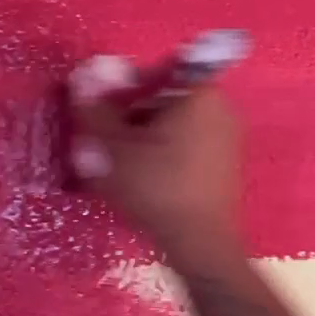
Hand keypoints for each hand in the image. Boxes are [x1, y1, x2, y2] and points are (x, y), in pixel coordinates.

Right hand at [69, 56, 245, 266]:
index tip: (105, 112)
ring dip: (146, 138)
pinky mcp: (226, 168)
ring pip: (175, 127)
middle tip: (107, 142)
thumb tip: (84, 75)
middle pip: (166, 99)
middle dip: (133, 115)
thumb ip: (95, 108)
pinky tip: (144, 181)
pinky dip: (165, 157)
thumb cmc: (156, 188)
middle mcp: (223, 109)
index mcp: (202, 93)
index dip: (124, 88)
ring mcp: (230, 140)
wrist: (199, 244)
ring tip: (121, 165)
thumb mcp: (113, 147)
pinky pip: (188, 149)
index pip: (157, 71)